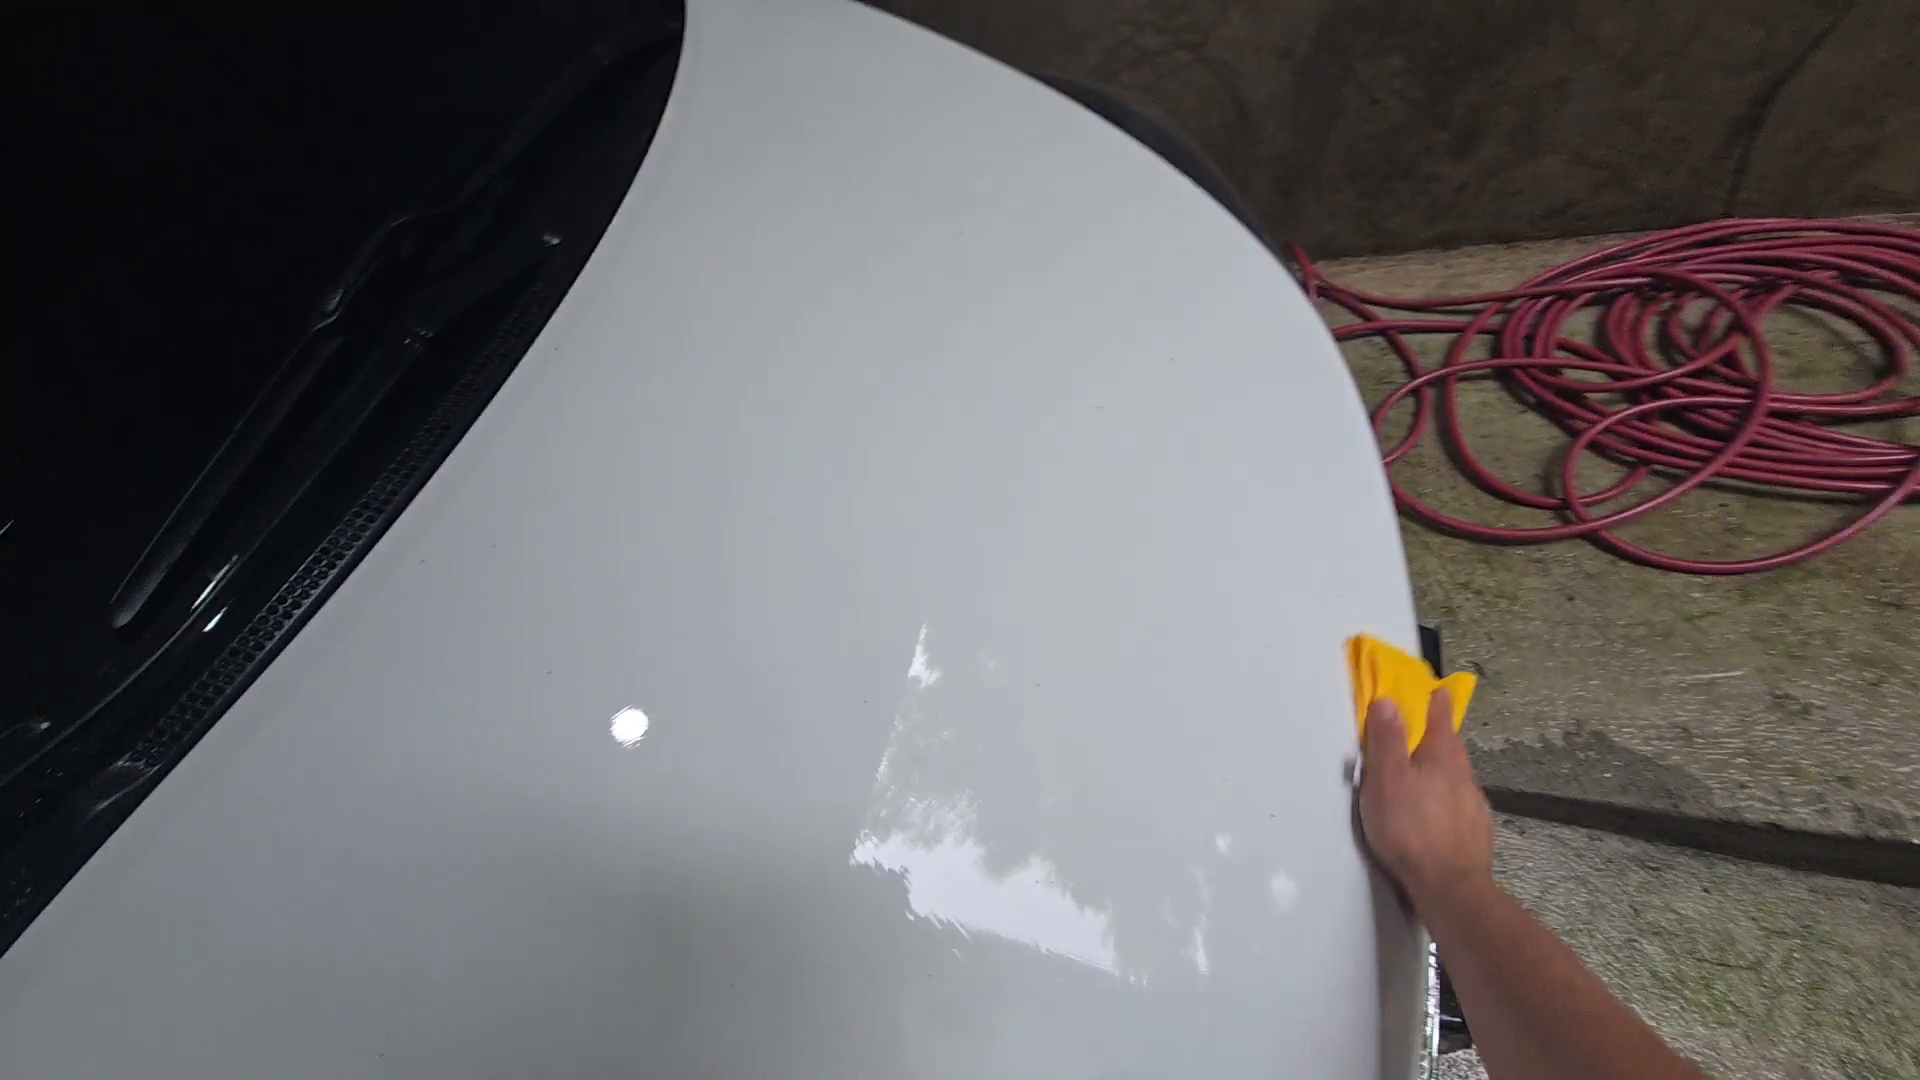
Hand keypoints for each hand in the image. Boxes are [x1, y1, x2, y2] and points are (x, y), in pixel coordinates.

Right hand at [1357, 691, 1494, 918]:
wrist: (1449, 888)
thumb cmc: (1409, 827)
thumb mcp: (1386, 778)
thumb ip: (1386, 740)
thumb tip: (1389, 700)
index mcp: (1440, 760)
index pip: (1440, 722)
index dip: (1437, 705)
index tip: (1439, 690)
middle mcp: (1463, 779)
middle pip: (1452, 750)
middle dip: (1440, 737)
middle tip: (1427, 729)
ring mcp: (1474, 809)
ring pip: (1458, 779)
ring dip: (1444, 770)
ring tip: (1426, 774)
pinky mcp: (1476, 836)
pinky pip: (1460, 806)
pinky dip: (1448, 800)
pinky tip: (1437, 814)